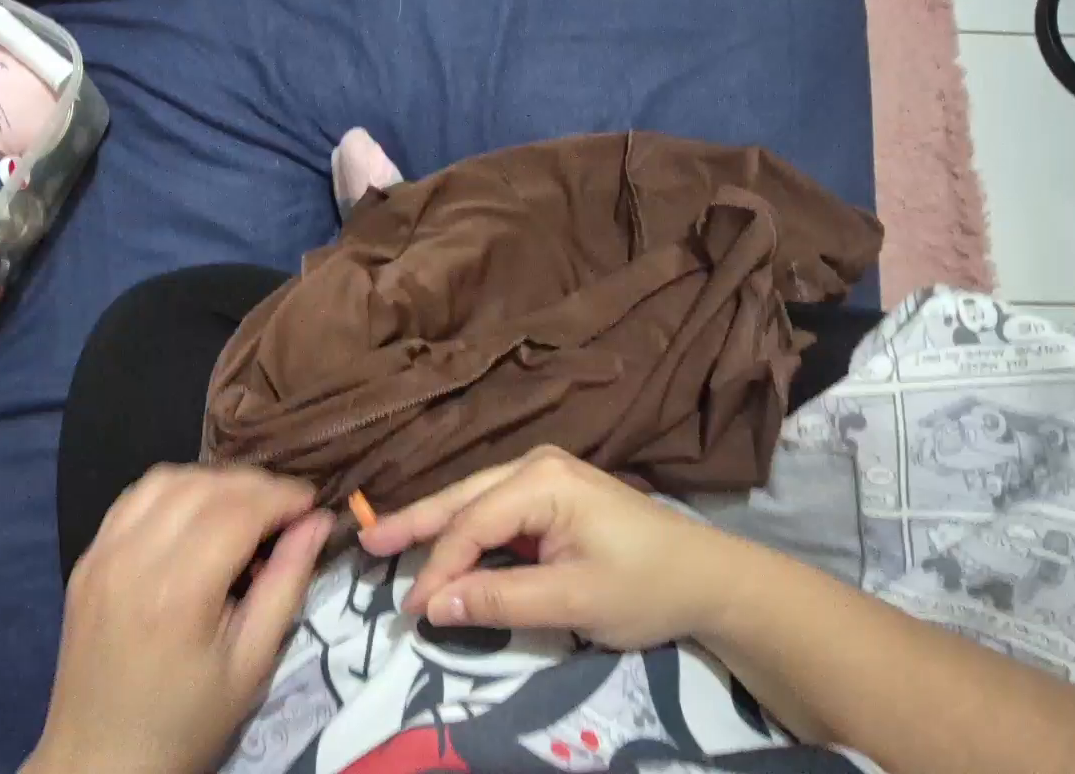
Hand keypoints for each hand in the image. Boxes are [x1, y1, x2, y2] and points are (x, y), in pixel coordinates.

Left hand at [26, 465, 333, 773]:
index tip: (312, 502)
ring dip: (214, 480)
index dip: (282, 496)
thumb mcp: (252, 663)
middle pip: (204, 486)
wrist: (100, 762)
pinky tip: (196, 510)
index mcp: (177, 593)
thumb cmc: (187, 721)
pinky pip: (134, 497)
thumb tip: (318, 521)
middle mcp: (133, 559)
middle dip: (255, 484)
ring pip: (166, 479)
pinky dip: (173, 489)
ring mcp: (102, 554)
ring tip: (244, 505)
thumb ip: (287, 584)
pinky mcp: (87, 557)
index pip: (238, 510)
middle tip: (287, 506)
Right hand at [357, 446, 746, 648]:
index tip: (411, 611)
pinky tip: (441, 544)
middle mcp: (534, 465)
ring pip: (473, 501)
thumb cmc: (645, 586)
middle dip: (415, 523)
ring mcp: (542, 475)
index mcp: (541, 481)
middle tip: (366, 541)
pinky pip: (494, 510)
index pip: (472, 525)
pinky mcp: (549, 493)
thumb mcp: (573, 601)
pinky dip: (466, 532)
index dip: (438, 569)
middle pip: (462, 498)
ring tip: (389, 540)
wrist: (708, 577)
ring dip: (436, 526)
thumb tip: (433, 607)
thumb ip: (499, 600)